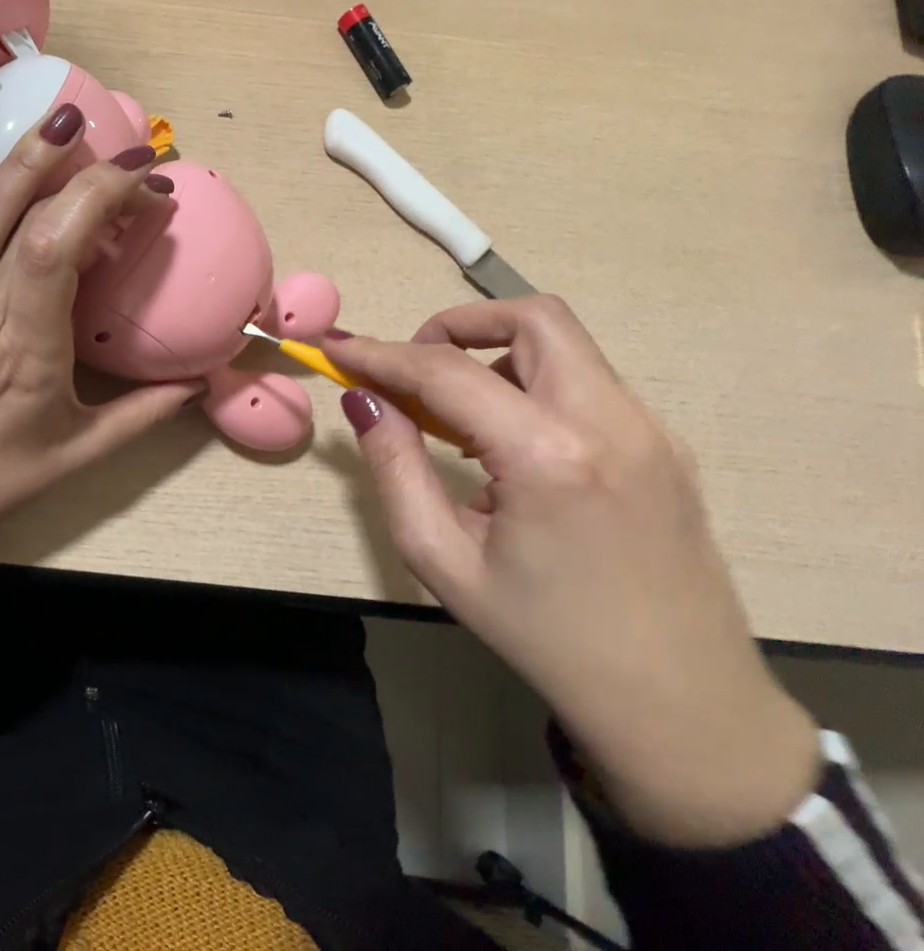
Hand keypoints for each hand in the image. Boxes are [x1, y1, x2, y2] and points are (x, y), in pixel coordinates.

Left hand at [0, 107, 201, 551]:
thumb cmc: (3, 477)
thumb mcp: (82, 451)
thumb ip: (146, 412)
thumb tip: (199, 376)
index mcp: (26, 351)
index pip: (56, 252)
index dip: (101, 203)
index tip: (149, 189)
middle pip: (24, 225)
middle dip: (77, 174)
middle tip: (125, 148)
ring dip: (16, 163)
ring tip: (58, 117)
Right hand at [325, 296, 817, 846]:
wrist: (674, 692)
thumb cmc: (540, 633)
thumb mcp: (440, 558)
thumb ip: (395, 467)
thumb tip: (363, 402)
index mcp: (551, 455)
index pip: (449, 371)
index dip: (381, 354)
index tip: (336, 350)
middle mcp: (614, 422)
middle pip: (533, 318)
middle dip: (455, 326)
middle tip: (408, 371)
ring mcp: (651, 429)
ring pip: (565, 346)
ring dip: (495, 356)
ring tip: (451, 418)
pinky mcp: (665, 445)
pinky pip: (587, 384)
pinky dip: (531, 386)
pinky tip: (503, 448)